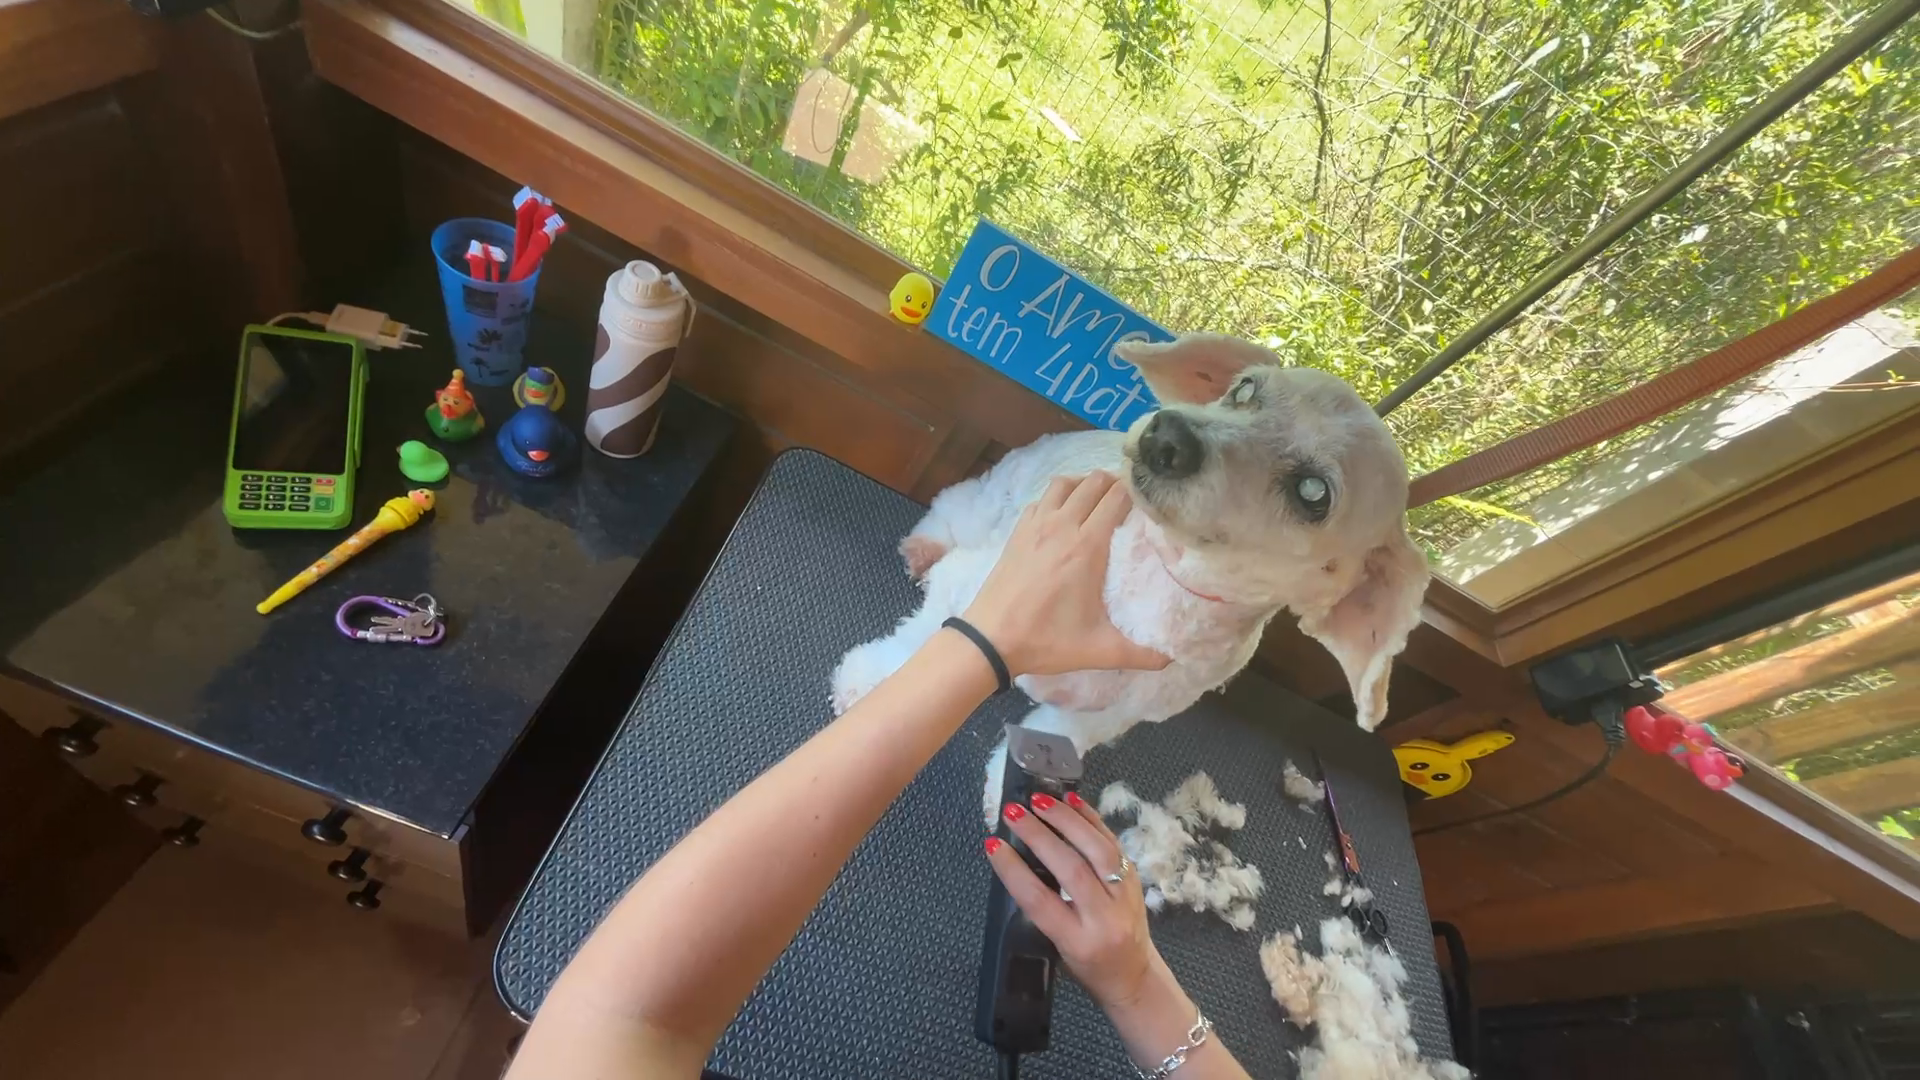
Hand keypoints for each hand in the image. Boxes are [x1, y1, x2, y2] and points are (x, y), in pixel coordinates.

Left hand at [961, 473, 1169, 677]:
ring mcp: (1035, 526)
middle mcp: (1061, 526)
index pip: (1116, 498)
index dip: (1136, 492)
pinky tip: (1062, 516)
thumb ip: (1141, 655)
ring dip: (1082, 484)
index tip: (1150, 501)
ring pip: (1063, 483)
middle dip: (1114, 482)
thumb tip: (1171, 659)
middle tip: (1128, 498)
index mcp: (1087, 546)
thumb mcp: (1100, 651)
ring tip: (1096, 499)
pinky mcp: (1017, 533)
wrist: (990, 639)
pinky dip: (1055, 498)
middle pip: (1093, 482)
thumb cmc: (1046, 641)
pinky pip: (1040, 500)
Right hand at [984, 789, 1156, 1008]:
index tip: (993, 844)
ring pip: (1098, 850)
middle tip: (1013, 811)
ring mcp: (1125, 896)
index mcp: (1077, 941)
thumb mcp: (1057, 946)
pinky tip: (1070, 800)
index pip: (1040, 901)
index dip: (1014, 870)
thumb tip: (1017, 855)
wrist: (1134, 977)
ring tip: (1039, 800)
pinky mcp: (1136, 878)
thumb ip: (1042, 905)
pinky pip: (1112, 841)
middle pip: (1071, 869)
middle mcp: (1105, 918)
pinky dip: (1090, 817)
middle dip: (1038, 835)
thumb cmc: (1087, 965)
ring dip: (1066, 820)